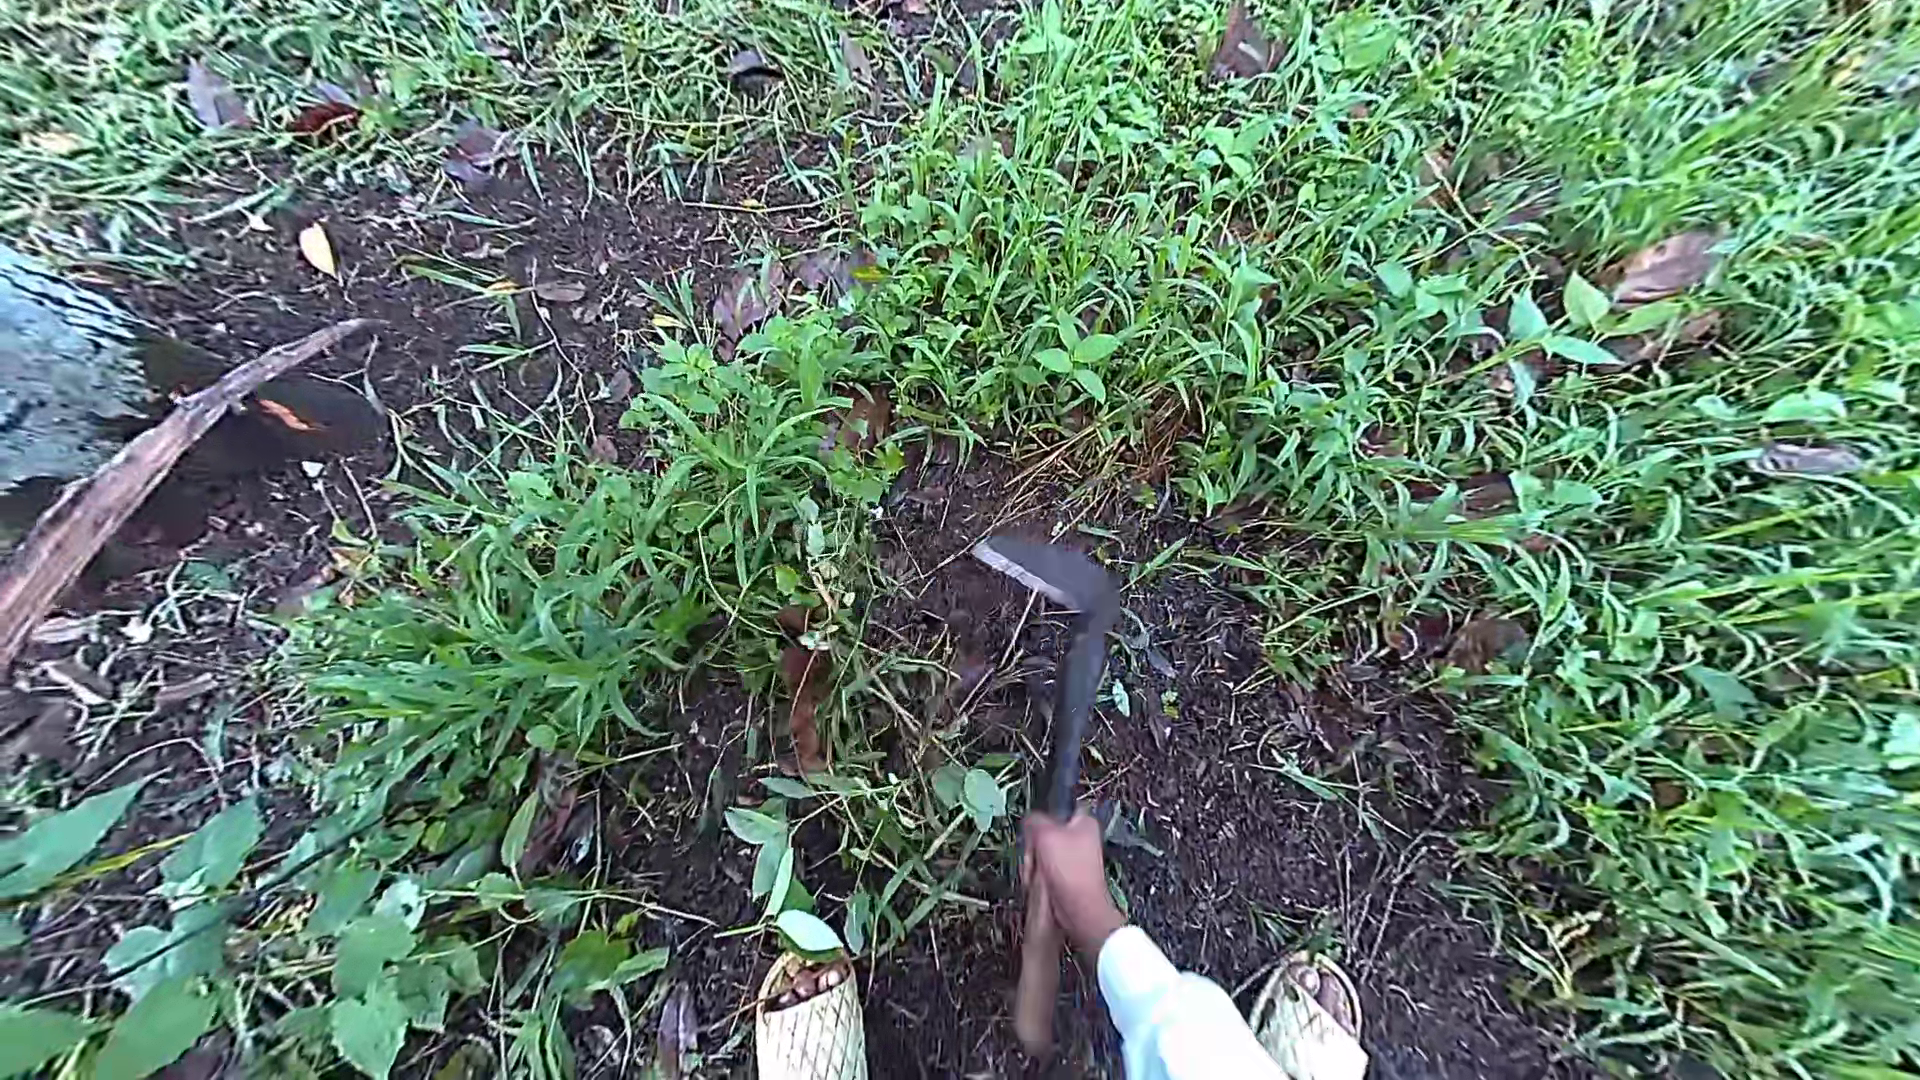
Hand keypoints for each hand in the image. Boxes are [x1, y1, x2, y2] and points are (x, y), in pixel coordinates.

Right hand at [1022, 809, 1126, 957]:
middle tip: (1034, 856)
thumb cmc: (1069, 870)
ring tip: (1036, 873)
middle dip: (1034, 847)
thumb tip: (1030, 821)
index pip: (1056, 809)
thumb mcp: (1045, 834)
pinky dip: (1038, 875)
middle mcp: (1082, 838)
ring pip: (1042, 852)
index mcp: (1084, 822)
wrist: (1079, 911)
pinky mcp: (1067, 875)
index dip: (1042, 819)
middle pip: (1045, 832)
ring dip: (1034, 863)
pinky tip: (1037, 882)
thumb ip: (1034, 820)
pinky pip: (1045, 868)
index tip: (1035, 831)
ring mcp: (1074, 858)